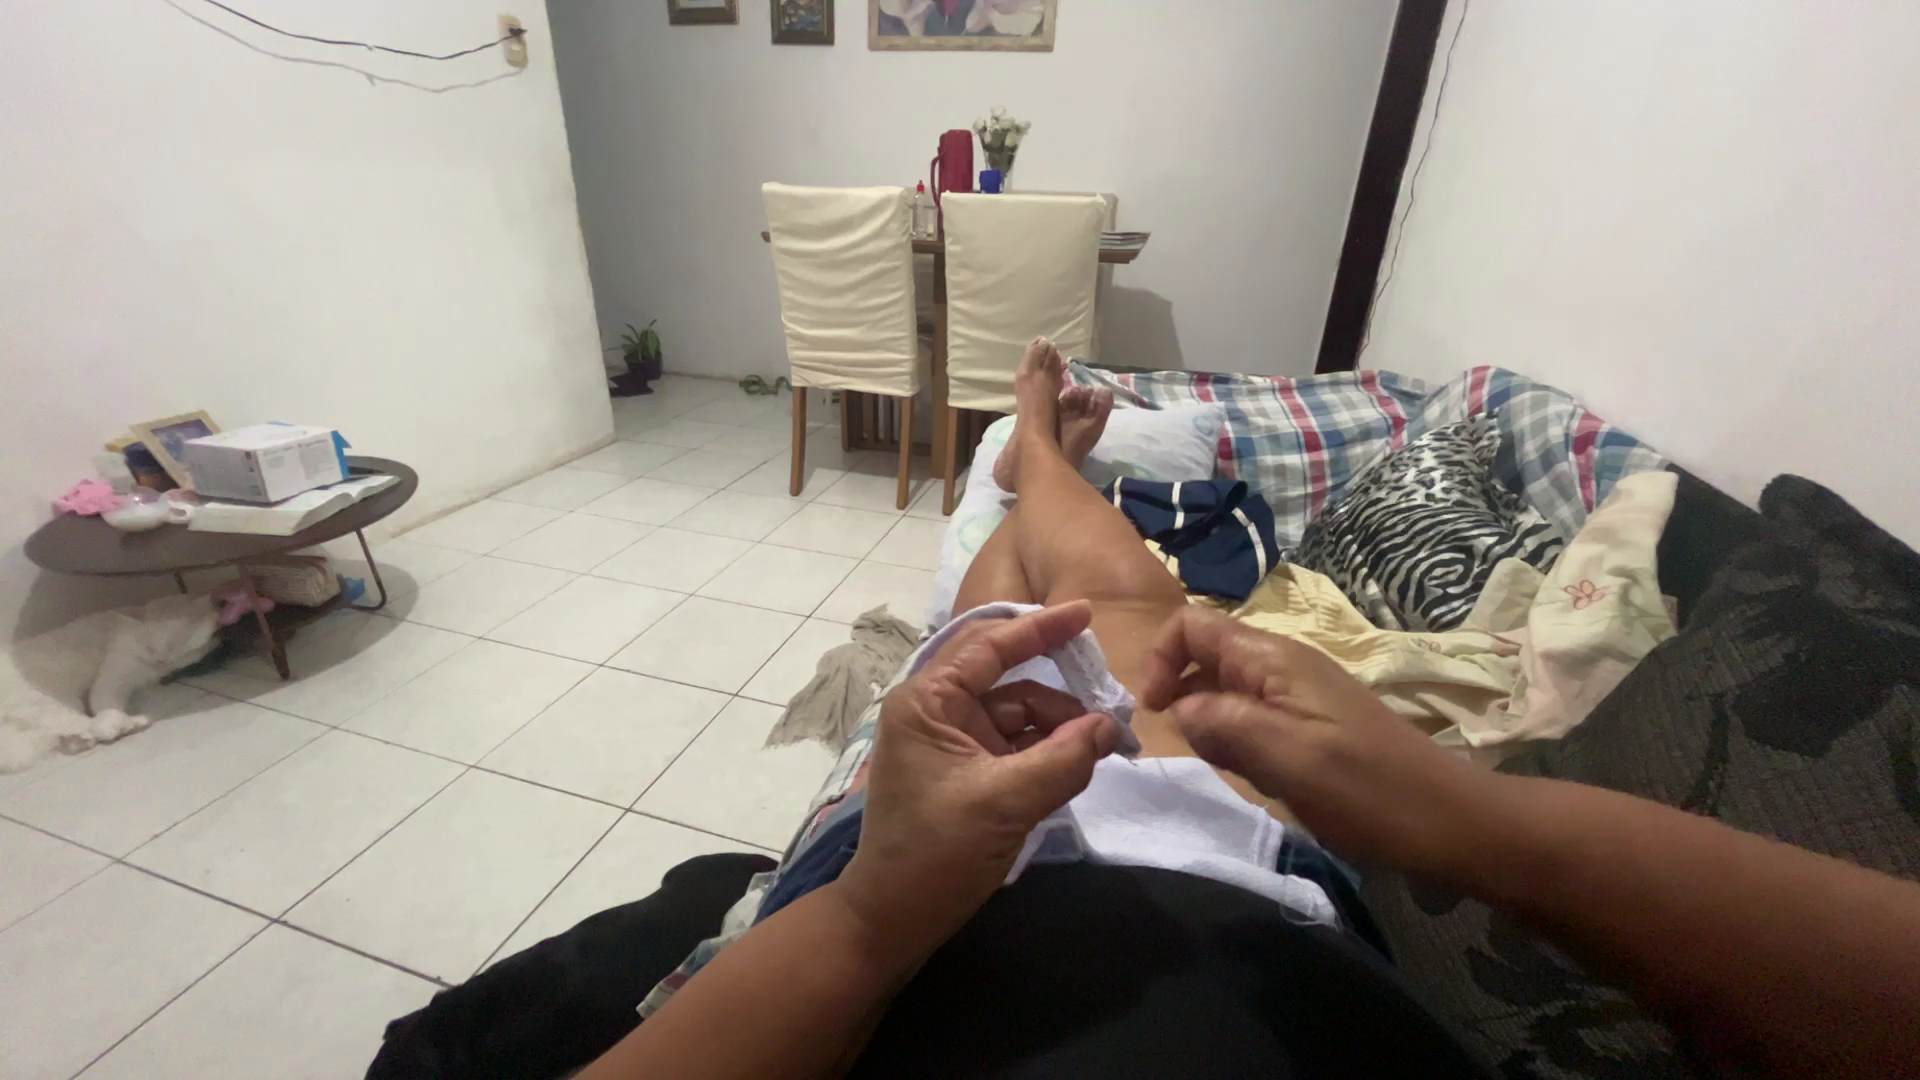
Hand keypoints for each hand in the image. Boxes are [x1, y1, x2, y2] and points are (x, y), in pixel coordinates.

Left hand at [836, 602, 1119, 961]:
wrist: (892, 920)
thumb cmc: (934, 854)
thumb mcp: (1004, 804)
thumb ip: (1062, 762)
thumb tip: (1109, 728)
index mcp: (927, 700)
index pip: (988, 647)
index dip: (1039, 628)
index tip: (1085, 612)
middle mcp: (936, 709)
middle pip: (1006, 678)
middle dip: (1056, 687)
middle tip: (1106, 695)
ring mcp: (952, 739)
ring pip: (1016, 713)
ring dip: (1058, 725)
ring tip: (1100, 746)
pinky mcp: (966, 768)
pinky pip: (1014, 744)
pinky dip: (1046, 750)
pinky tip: (1077, 761)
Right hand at [1140, 607, 1496, 878]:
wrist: (1451, 823)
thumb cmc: (1367, 789)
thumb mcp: (1286, 758)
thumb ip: (1221, 725)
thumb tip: (1176, 710)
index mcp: (1270, 657)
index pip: (1190, 625)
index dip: (1160, 657)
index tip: (1155, 710)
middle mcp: (1278, 663)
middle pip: (1202, 657)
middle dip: (1182, 696)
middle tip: (1195, 749)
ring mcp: (1295, 692)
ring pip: (1222, 691)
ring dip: (1211, 725)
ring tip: (1232, 766)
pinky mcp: (1306, 721)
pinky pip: (1248, 717)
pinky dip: (1235, 741)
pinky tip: (1256, 774)